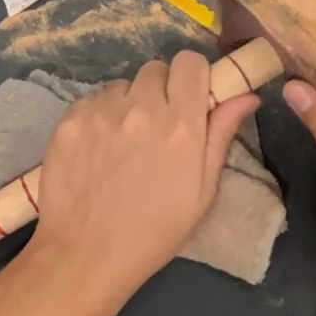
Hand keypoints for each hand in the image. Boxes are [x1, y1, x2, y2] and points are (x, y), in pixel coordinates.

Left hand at [20, 51, 261, 315]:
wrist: (86, 253)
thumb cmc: (154, 231)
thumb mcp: (202, 192)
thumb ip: (221, 136)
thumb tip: (245, 95)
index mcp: (181, 125)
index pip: (190, 62)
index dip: (192, 76)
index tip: (190, 97)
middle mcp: (140, 108)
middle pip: (156, 69)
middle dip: (161, 90)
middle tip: (157, 126)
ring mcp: (101, 111)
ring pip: (122, 84)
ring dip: (128, 103)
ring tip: (124, 142)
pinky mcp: (70, 118)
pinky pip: (93, 99)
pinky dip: (99, 115)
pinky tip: (99, 149)